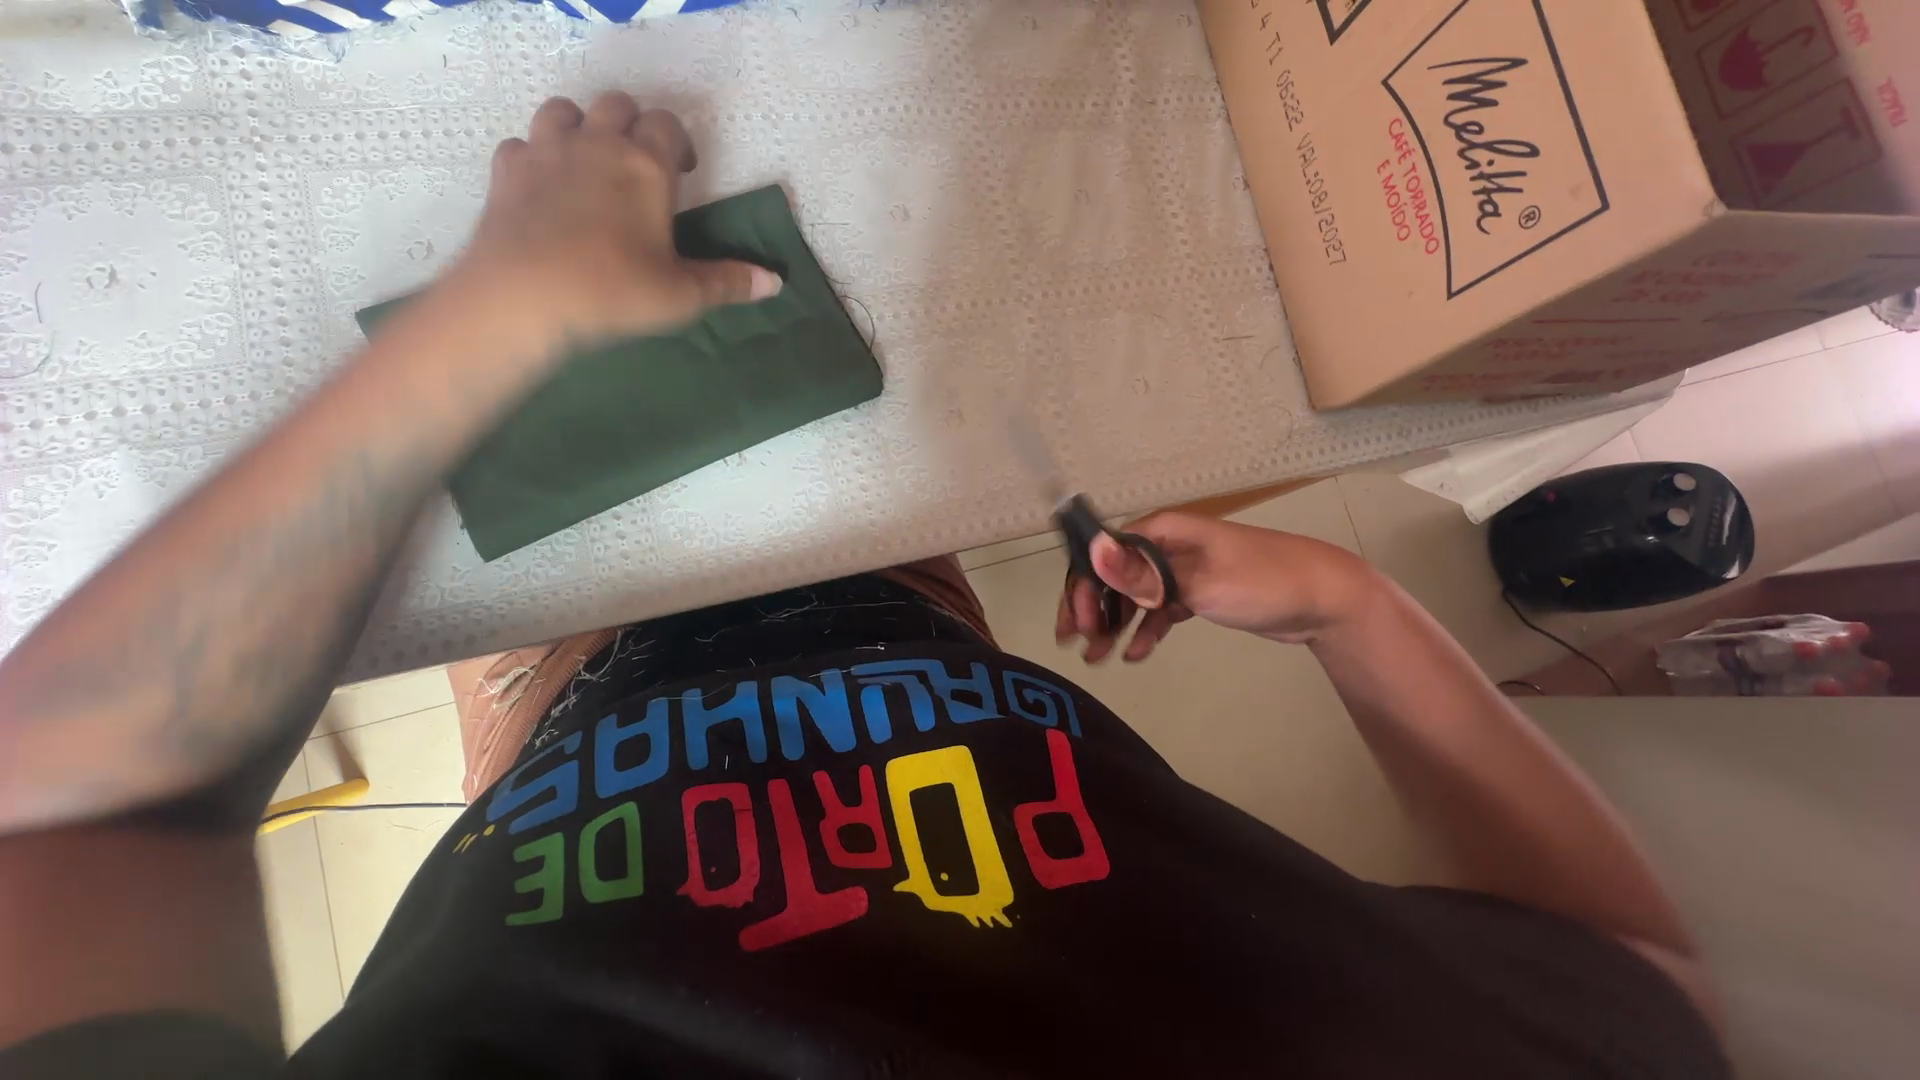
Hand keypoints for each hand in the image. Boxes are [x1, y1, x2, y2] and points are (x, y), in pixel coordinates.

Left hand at [445, 92, 781, 353]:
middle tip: (641, 167)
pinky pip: (522, 144)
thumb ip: (729, 282)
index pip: (667, 124)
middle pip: (617, 105)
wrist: (523, 297)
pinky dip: (536, 157)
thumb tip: (776, 282)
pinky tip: (544, 187)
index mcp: (645, 165)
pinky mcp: (506, 172)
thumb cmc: (614, 291)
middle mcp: (596, 143)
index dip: (678, 142)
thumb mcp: (682, 295)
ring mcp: (545, 152)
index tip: (683, 172)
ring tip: (591, 166)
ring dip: (581, 128)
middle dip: (633, 126)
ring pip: (564, 112)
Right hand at [1054, 512, 1375, 662]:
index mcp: (1161, 531)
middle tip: (1083, 644)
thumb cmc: (1261, 581)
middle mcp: (1165, 547)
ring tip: (1098, 657)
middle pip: (1114, 576)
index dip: (1085, 587)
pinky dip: (1145, 631)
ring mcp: (1181, 572)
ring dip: (1114, 625)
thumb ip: (1143, 574)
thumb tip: (1092, 551)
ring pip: (1133, 597)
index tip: (1078, 624)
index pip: (1104, 554)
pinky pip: (1158, 611)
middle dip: (1094, 609)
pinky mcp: (1196, 594)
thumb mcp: (1199, 582)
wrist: (1323, 599)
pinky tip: (1135, 654)